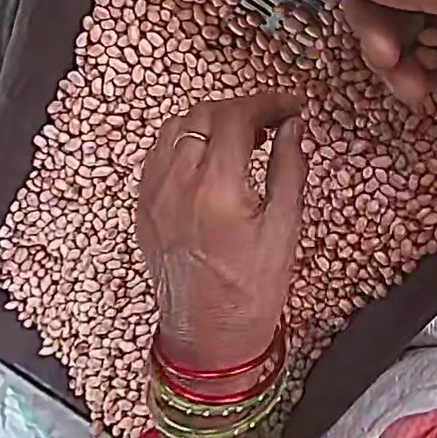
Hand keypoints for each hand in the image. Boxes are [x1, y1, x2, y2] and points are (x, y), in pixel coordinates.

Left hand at [135, 94, 304, 370]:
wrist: (208, 334)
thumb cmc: (255, 285)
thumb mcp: (286, 225)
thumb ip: (290, 166)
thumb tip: (293, 125)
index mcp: (216, 188)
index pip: (236, 117)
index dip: (268, 103)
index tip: (292, 107)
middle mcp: (176, 183)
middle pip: (204, 114)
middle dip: (243, 108)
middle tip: (273, 121)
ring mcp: (153, 193)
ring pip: (177, 127)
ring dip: (213, 120)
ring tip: (244, 137)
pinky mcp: (143, 205)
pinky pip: (161, 152)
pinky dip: (188, 139)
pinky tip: (212, 156)